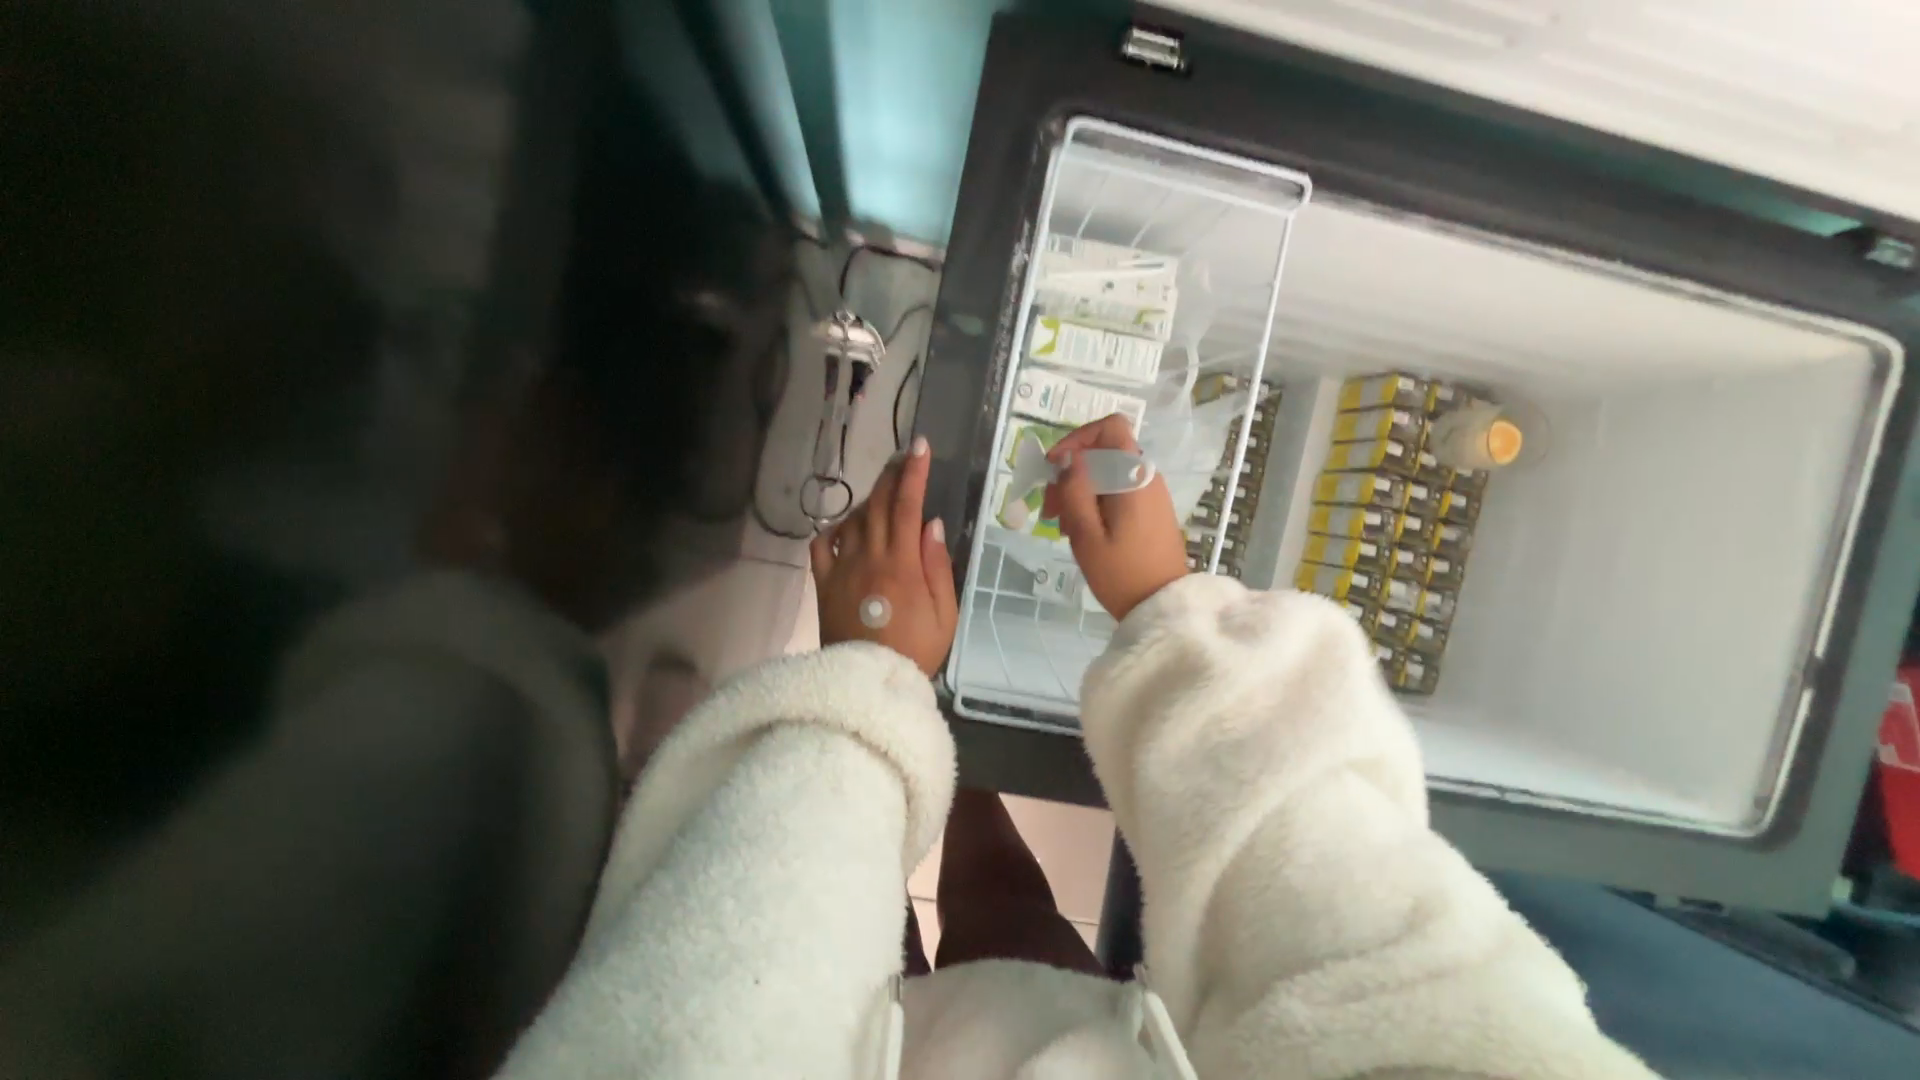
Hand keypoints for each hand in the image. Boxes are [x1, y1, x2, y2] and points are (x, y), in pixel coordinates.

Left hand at [810, 436, 957, 676]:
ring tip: (882, 491)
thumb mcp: (944, 613)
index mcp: (902, 563)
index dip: (914, 472)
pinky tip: (845, 528)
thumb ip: (938, 566)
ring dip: (868, 499)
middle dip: (891, 475)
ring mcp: (842, 569)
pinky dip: (833, 530)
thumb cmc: (915, 650)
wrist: (867, 683)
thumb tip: (931, 524)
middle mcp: (869, 556)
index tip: (920, 447)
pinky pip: (822, 546)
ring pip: (852, 520)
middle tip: (902, 458)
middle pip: (877, 504)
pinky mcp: (823, 584)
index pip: (908, 505)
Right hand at [1040, 414, 1187, 620]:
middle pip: (1104, 451)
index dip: (1078, 438)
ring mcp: (1151, 493)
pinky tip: (1083, 531)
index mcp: (1133, 477)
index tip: (1055, 468)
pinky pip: (1118, 490)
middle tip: (1051, 509)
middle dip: (1072, 472)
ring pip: (1108, 473)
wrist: (1163, 607)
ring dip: (1080, 490)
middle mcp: (1146, 476)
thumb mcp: (1086, 534)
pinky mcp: (1151, 510)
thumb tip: (1067, 457)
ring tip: (1064, 526)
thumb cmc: (1121, 573)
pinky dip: (1096, 501)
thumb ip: (1075, 490)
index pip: (1110, 427)